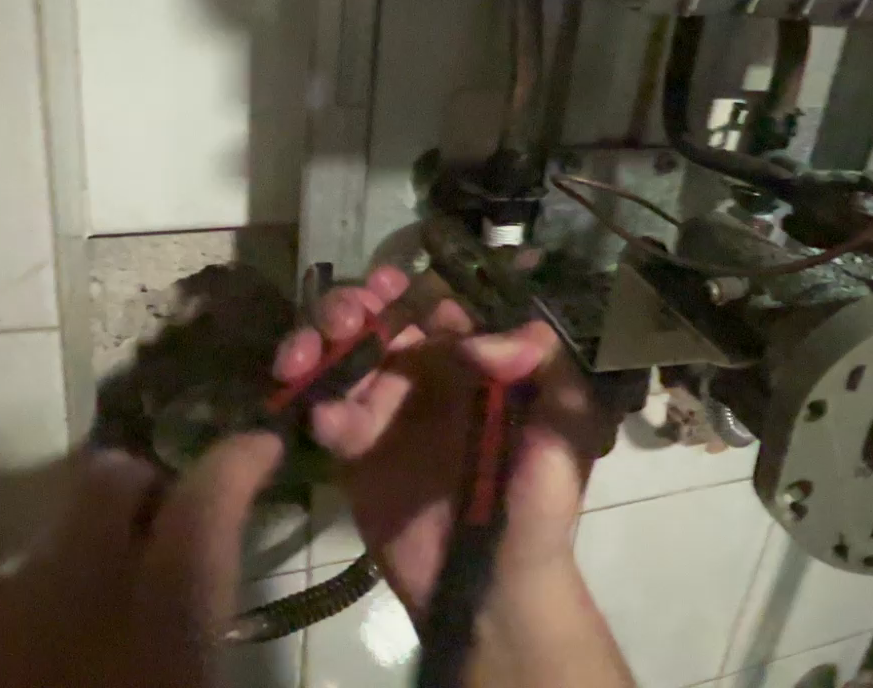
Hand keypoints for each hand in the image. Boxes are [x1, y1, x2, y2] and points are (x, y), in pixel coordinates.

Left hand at [0, 433, 281, 687]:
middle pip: (106, 485)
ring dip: (82, 538)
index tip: (260, 448)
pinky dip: (20, 591)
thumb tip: (217, 600)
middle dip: (145, 482)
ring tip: (103, 583)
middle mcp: (73, 605)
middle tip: (171, 518)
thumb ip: (207, 634)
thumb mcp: (192, 677)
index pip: (203, 506)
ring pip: (43, 531)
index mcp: (159, 628)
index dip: (235, 462)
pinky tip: (36, 634)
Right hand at [270, 265, 618, 614]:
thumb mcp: (569, 428)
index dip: (406, 289)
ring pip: (341, 356)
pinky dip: (319, 410)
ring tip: (303, 353)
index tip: (387, 285)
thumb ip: (547, 368)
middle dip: (351, 305)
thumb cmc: (541, 502)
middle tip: (345, 315)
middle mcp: (421, 375)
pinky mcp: (353, 453)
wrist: (497, 588)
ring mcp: (383, 410)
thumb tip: (489, 337)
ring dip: (317, 341)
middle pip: (376, 321)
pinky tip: (326, 420)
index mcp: (469, 360)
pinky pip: (327, 417)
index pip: (431, 305)